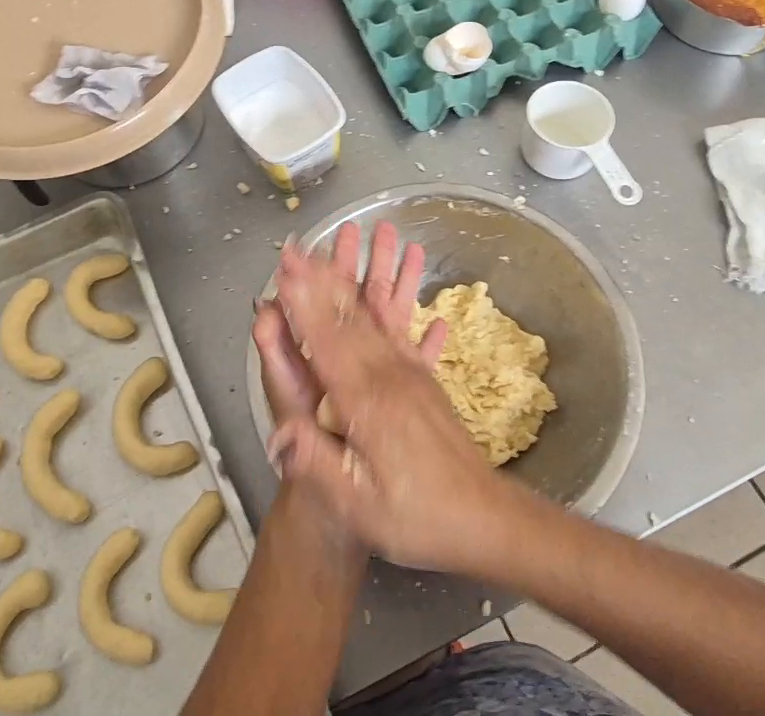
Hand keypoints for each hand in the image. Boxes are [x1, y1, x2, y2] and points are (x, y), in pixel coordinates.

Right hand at [262, 232, 520, 571]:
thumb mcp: (361, 507)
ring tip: (346, 245)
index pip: (326, 345)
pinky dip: (389, 303)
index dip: (303, 308)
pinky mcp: (426, 383)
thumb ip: (318, 467)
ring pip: (378, 317)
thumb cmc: (420, 519)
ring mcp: (412, 378)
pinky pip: (402, 332)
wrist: (488, 518)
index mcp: (368, 406)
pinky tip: (392, 284)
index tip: (285, 273)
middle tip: (300, 248)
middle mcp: (390, 379)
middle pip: (350, 319)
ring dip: (357, 277)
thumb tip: (276, 433)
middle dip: (321, 281)